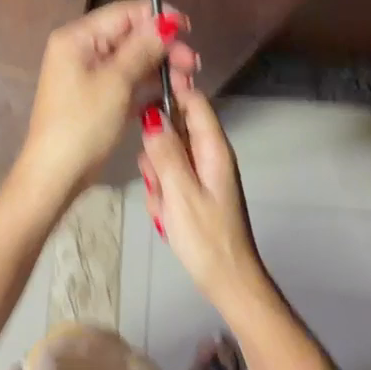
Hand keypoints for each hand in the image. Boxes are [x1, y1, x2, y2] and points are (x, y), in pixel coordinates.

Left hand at [12, 0, 197, 204]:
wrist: (56, 174)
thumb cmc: (84, 124)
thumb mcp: (117, 82)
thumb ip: (143, 48)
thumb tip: (168, 20)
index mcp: (78, 37)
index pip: (125, 13)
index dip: (159, 18)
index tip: (189, 30)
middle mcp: (82, 48)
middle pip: (131, 35)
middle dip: (163, 47)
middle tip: (192, 66)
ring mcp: (89, 73)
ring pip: (133, 59)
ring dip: (160, 67)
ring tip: (185, 84)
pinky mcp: (97, 95)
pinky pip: (127, 80)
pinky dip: (148, 85)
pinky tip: (170, 94)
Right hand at [139, 82, 266, 304]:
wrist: (227, 281)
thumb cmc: (206, 237)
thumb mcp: (179, 193)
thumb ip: (165, 153)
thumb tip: (153, 115)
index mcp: (213, 150)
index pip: (195, 103)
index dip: (172, 90)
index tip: (143, 88)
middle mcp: (210, 156)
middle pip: (175, 131)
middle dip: (157, 151)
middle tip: (156, 180)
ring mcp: (203, 176)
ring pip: (167, 158)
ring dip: (157, 178)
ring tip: (163, 205)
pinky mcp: (195, 194)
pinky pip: (170, 182)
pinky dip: (163, 196)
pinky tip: (165, 216)